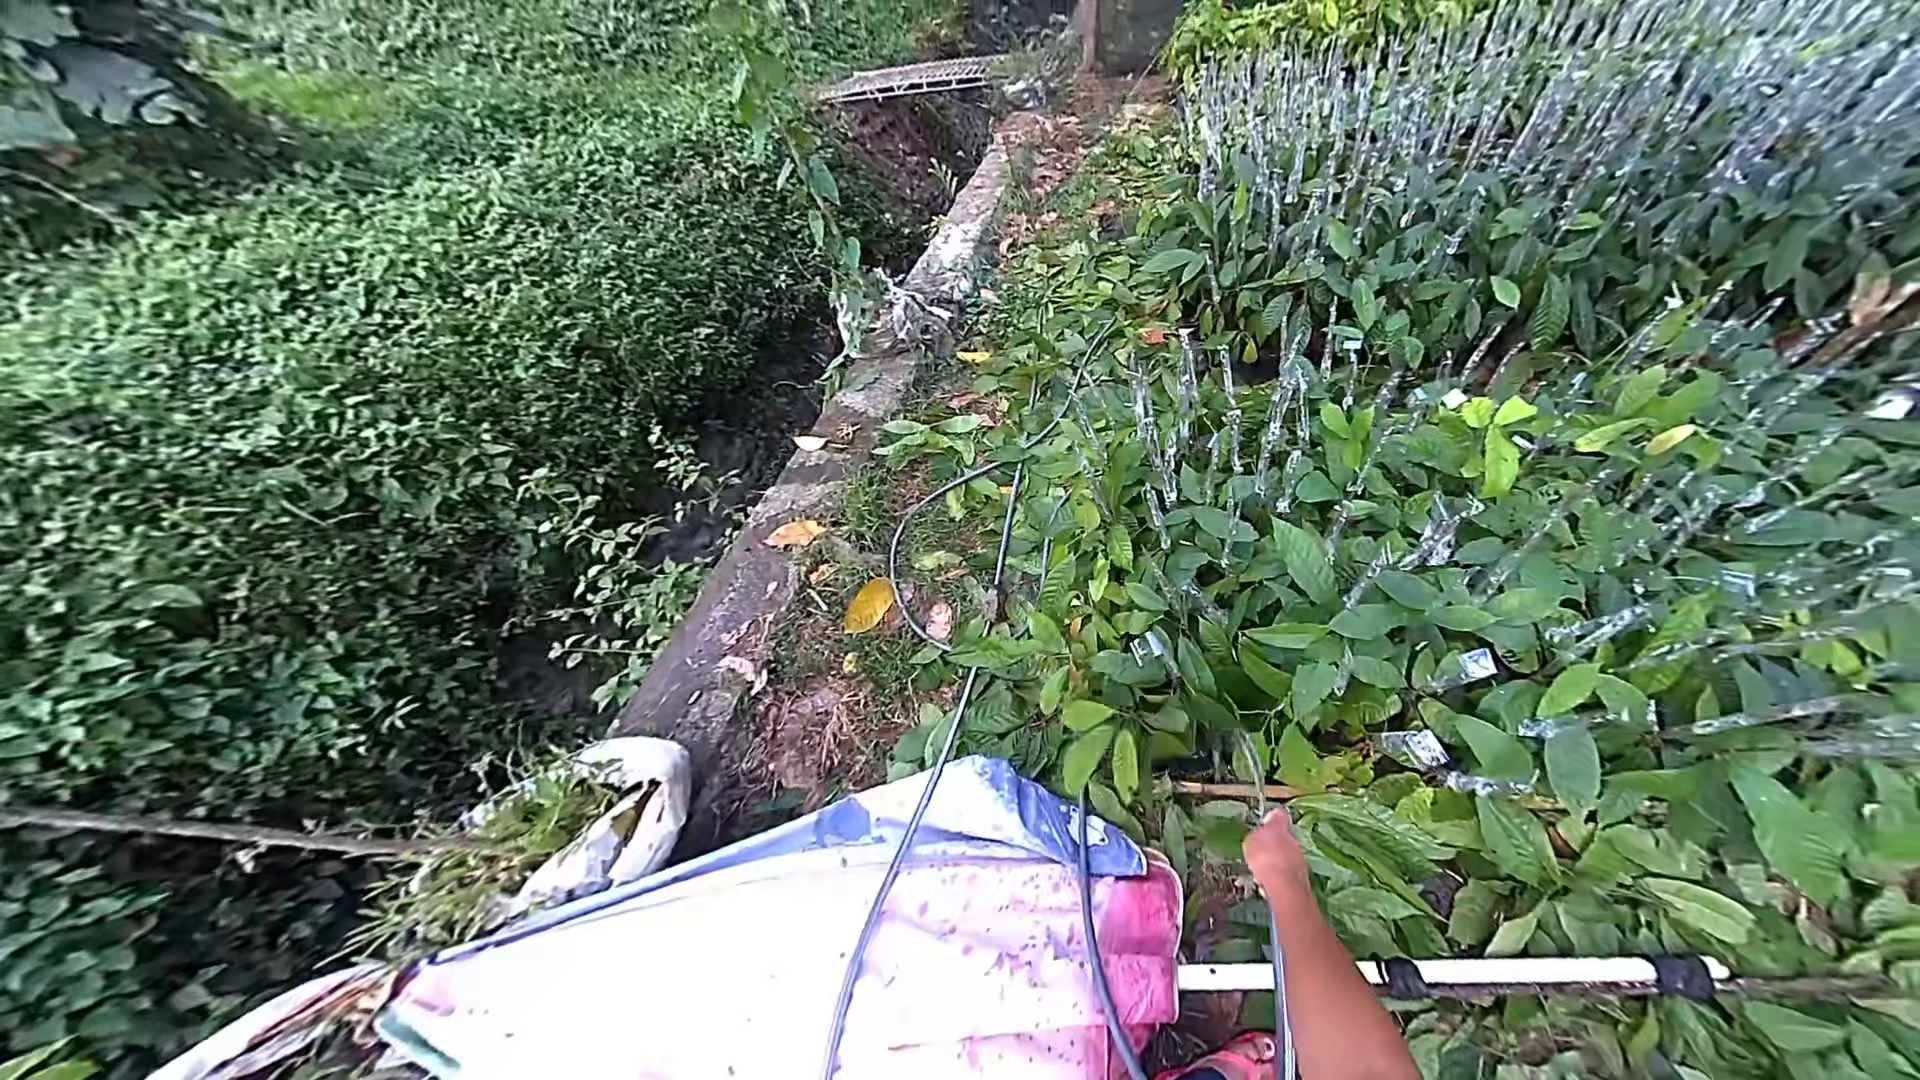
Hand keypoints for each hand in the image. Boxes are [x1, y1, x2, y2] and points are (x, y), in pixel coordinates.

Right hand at [1243, 807, 1309, 895]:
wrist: (1284, 885)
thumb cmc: (1264, 857)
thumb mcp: (1251, 840)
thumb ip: (1256, 834)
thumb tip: (1260, 832)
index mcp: (1280, 828)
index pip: (1279, 815)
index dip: (1273, 816)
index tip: (1267, 819)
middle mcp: (1294, 841)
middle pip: (1285, 837)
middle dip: (1274, 843)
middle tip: (1261, 849)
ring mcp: (1300, 859)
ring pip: (1288, 855)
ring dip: (1278, 860)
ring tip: (1262, 869)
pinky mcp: (1302, 878)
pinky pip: (1288, 872)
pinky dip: (1280, 875)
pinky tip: (1268, 882)